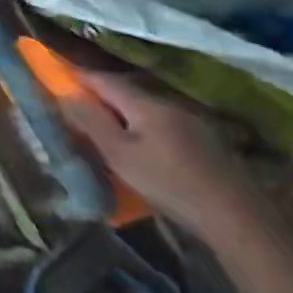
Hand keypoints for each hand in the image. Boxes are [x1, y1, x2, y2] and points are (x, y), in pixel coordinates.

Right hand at [58, 69, 268, 241]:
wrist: (235, 215)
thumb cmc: (167, 182)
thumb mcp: (118, 154)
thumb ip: (90, 120)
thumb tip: (66, 92)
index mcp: (146, 103)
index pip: (104, 79)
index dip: (78, 76)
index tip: (57, 77)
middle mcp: (169, 103)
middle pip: (126, 90)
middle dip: (99, 92)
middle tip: (75, 103)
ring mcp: (191, 119)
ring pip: (145, 105)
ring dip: (120, 108)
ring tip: (103, 122)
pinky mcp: (204, 137)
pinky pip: (161, 119)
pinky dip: (141, 122)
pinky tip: (138, 139)